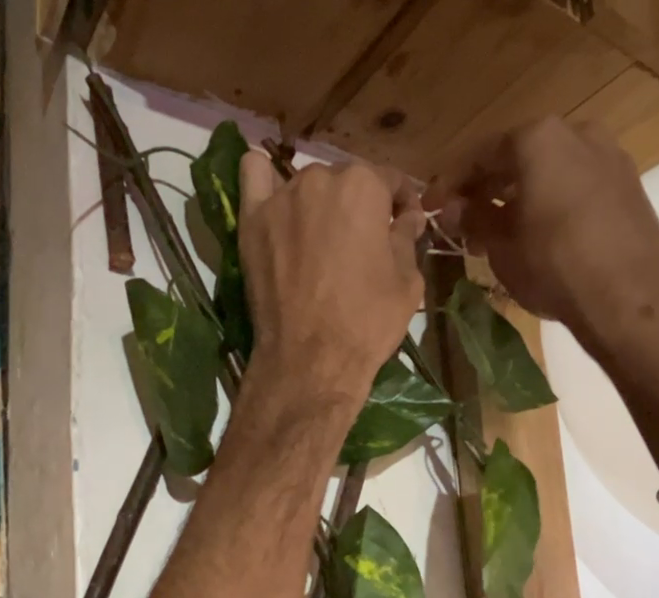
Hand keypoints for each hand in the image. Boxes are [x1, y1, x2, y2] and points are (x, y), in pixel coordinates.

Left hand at [239, 153, 424, 398]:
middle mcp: (320, 179)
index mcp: (364, 187)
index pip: (391, 181)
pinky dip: (264, 178)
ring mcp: (281, 198)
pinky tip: (275, 197)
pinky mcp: (251, 222)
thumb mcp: (407, 282)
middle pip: (346, 181)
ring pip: (305, 184)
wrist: (311, 360)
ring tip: (321, 235)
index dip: (402, 204)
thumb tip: (407, 218)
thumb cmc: (367, 322)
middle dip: (359, 205)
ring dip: (318, 202)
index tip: (404, 226)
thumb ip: (406, 238)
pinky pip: (252, 176)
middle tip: (362, 242)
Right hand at [428, 118, 658, 371]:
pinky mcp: (629, 185)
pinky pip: (575, 186)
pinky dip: (550, 202)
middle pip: (517, 157)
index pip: (479, 155)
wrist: (631, 296)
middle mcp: (576, 132)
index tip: (429, 207)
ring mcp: (608, 156)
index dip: (449, 184)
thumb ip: (472, 219)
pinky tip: (537, 234)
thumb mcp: (500, 246)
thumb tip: (452, 209)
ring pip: (549, 171)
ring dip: (519, 196)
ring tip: (498, 233)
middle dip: (486, 189)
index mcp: (537, 139)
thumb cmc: (554, 265)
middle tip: (462, 221)